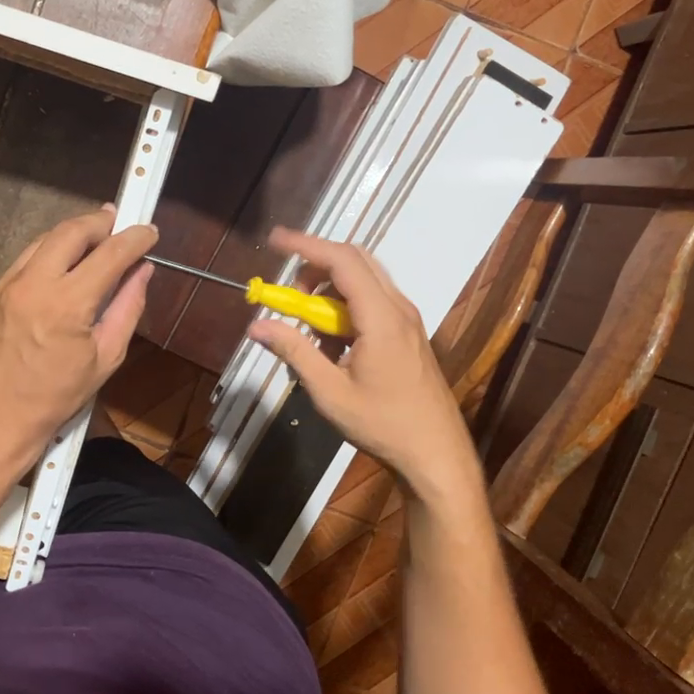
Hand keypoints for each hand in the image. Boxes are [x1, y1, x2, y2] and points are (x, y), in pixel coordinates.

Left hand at [0, 206, 157, 474]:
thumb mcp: (105, 359)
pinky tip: (61, 269)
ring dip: (72, 235)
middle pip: (70, 231)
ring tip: (93, 240)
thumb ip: (127, 308)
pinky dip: (48, 256)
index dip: (134, 238)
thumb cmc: (55, 398)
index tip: (148, 231)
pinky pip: (24, 261)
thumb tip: (142, 271)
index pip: (109, 254)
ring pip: (43, 240)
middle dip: (99, 222)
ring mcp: (5, 286)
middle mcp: (32, 286)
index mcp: (66, 306)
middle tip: (118, 224)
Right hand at [246, 227, 482, 508]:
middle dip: (314, 266)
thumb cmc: (383, 425)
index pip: (342, 261)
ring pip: (363, 280)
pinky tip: (332, 346)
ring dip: (328, 290)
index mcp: (381, 318)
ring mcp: (406, 319)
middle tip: (287, 294)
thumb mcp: (330, 392)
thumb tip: (257, 325)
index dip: (306, 245)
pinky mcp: (407, 333)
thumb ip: (294, 352)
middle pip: (355, 261)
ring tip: (308, 329)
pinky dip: (344, 308)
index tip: (275, 239)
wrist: (436, 454)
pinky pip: (371, 301)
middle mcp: (398, 308)